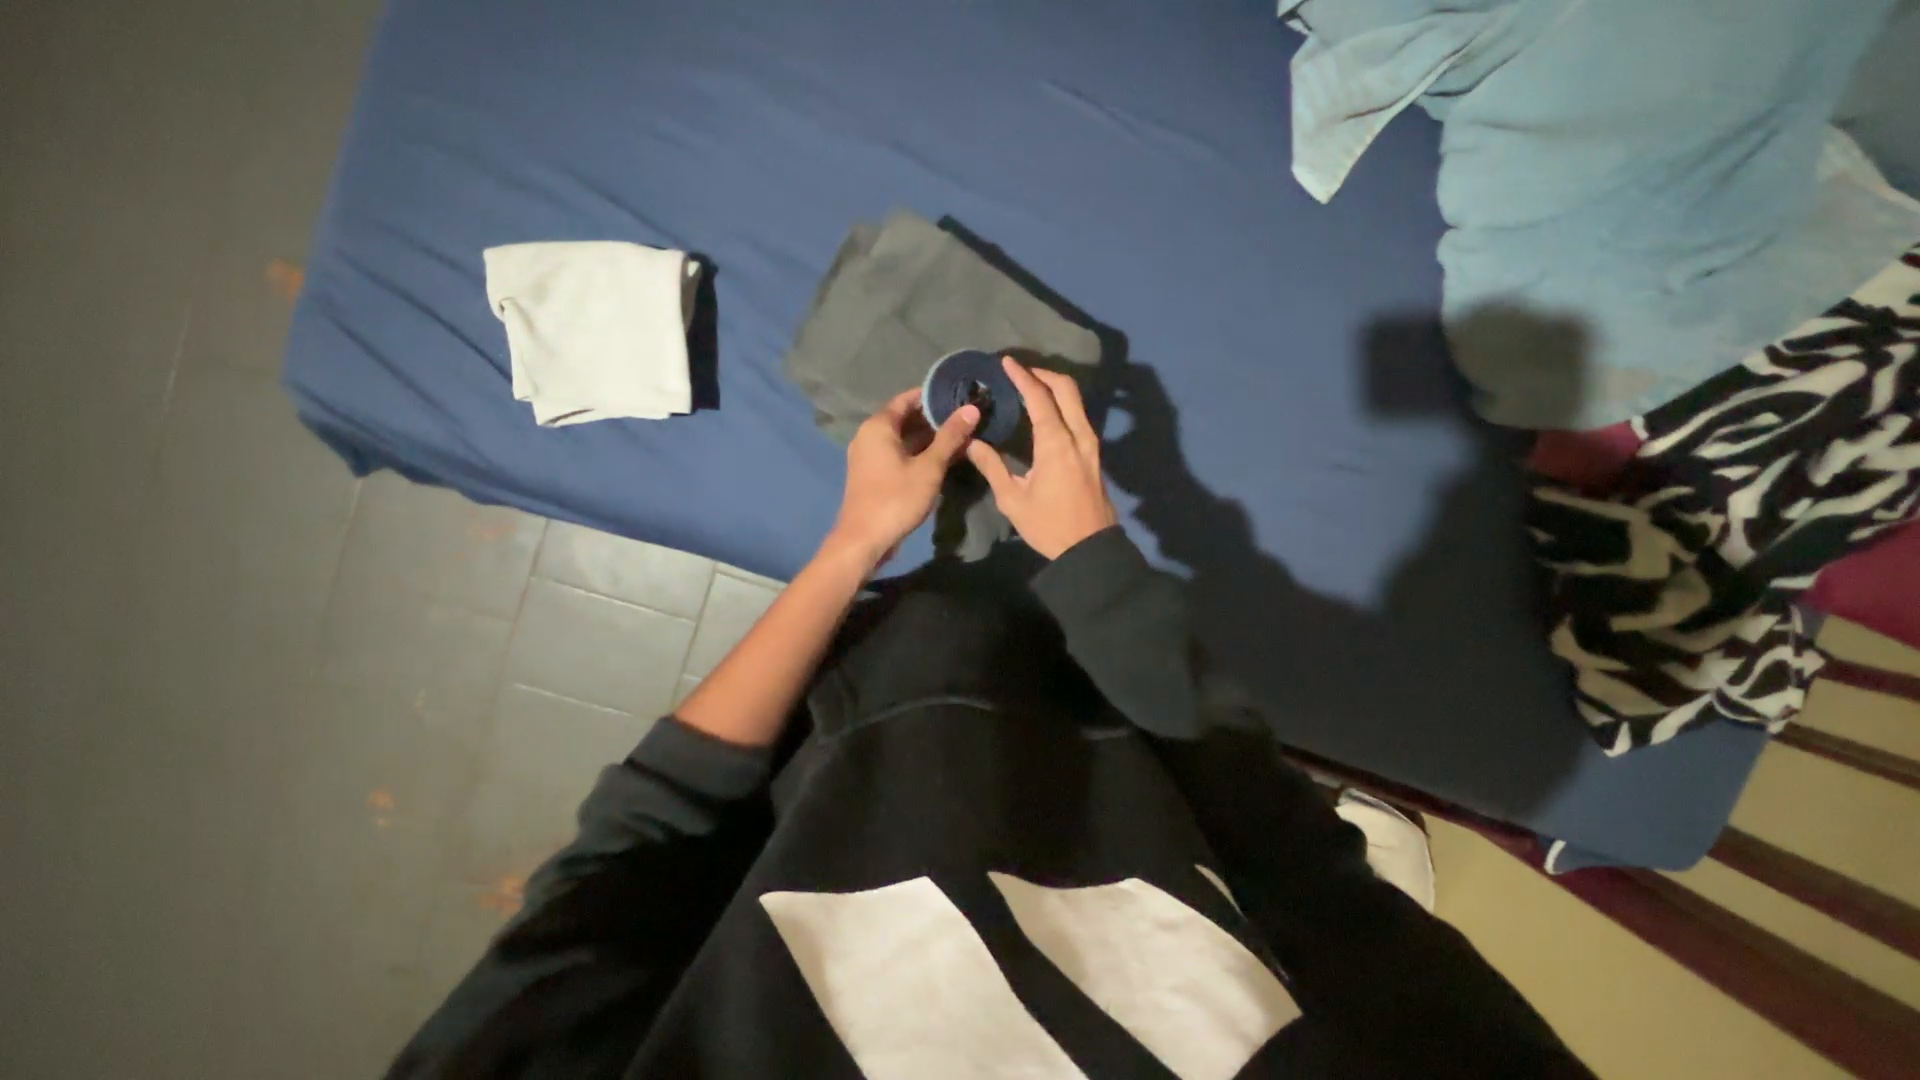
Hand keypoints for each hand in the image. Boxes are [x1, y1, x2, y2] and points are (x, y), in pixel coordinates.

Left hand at [826, 388, 979, 567]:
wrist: (864, 540)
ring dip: (929, 438)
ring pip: (903, 439)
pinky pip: (898, 455)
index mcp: (878, 426)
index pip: (907, 399)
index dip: (933, 396)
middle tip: (966, 418)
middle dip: (935, 419)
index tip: (960, 396)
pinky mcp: (873, 474)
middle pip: (905, 418)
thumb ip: (950, 437)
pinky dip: (918, 454)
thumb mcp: (929, 467)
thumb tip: (971, 409)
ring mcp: (869, 456)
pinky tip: (943, 459)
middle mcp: (869, 436)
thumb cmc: (896, 499)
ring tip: (961, 437)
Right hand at [966, 356, 1117, 558]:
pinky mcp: (1094, 454)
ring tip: (1030, 387)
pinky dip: (1062, 404)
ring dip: (1054, 388)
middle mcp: (1078, 435)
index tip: (1007, 363)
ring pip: (1076, 401)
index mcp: (1056, 443)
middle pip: (1066, 389)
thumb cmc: (1048, 525)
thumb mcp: (1013, 499)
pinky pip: (1078, 416)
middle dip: (1043, 374)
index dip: (1023, 377)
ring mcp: (1091, 444)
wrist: (1090, 549)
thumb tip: (971, 442)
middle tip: (1020, 371)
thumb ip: (992, 466)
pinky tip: (1046, 412)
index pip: (1039, 398)